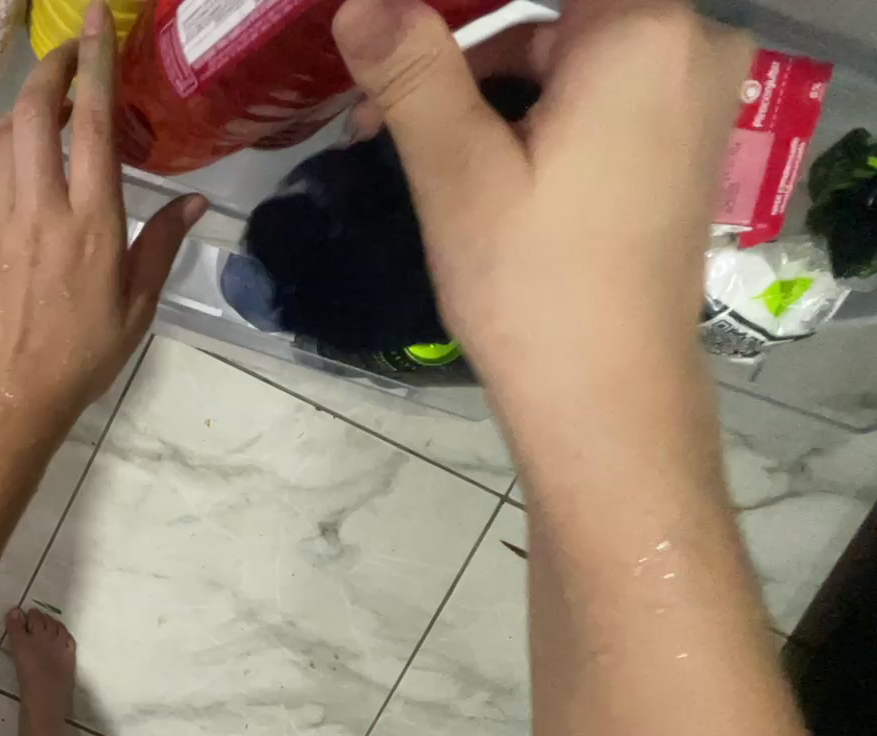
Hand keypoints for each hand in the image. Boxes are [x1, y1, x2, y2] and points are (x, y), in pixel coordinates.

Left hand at [0, 0, 205, 436]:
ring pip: (0, 140)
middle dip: (52, 69)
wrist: (13, 398)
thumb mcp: (137, 308)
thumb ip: (161, 246)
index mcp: (91, 222)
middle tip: (72, 57)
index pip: (92, 123)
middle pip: (35, 115)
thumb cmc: (82, 358)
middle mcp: (40, 210)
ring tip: (44, 107)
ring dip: (21, 109)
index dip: (96, 62)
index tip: (97, 21)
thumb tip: (194, 200)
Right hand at [331, 0, 751, 422]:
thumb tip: (360, 4)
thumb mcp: (455, 174)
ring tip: (423, 169)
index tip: (388, 73)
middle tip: (374, 130)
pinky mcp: (679, 145)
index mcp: (638, 34)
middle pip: (549, 24)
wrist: (599, 380)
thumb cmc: (523, 275)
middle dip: (456, 69)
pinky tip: (483, 184)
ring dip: (486, 102)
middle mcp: (690, 43)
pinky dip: (530, 126)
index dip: (449, 19)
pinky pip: (595, 103)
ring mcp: (693, 97)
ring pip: (569, 66)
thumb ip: (412, 78)